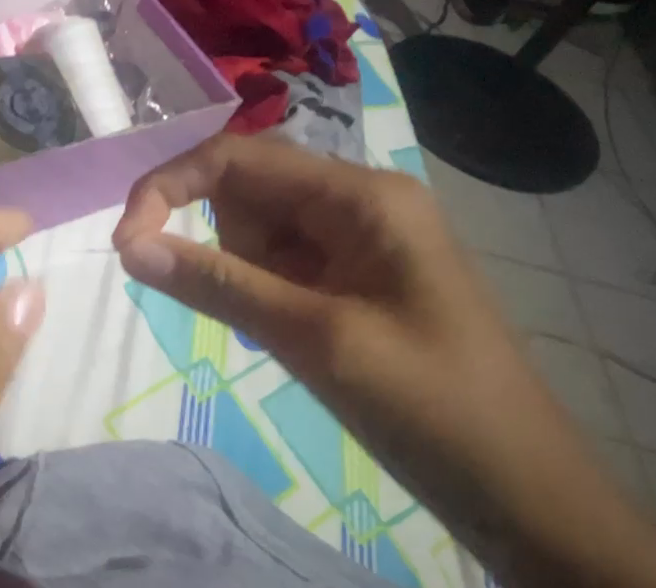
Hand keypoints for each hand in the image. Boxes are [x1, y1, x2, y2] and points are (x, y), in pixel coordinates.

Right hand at [114, 134, 655, 587]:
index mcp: (361, 195)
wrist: (530, 499)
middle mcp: (358, 200)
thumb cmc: (434, 410)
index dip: (169, 186)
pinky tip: (292, 339)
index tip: (126, 245)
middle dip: (217, 240)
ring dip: (241, 274)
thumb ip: (218, 285)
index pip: (236, 157)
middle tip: (243, 313)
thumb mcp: (315, 341)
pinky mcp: (355, 277)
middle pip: (245, 188)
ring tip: (283, 336)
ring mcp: (359, 239)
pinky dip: (262, 293)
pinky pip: (280, 262)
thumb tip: (127, 246)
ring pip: (257, 228)